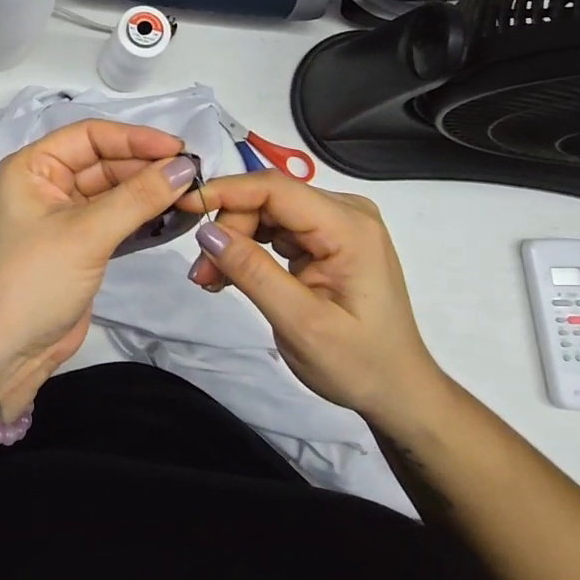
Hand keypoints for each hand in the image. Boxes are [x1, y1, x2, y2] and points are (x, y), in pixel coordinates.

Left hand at [0, 120, 196, 406]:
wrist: (7, 351)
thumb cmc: (35, 280)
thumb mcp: (87, 234)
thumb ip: (138, 198)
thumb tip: (185, 166)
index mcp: (33, 167)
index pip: (90, 136)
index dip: (135, 138)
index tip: (179, 148)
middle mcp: (46, 183)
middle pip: (105, 161)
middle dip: (147, 167)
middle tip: (195, 175)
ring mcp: (64, 215)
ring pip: (114, 190)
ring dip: (150, 192)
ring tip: (193, 194)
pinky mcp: (81, 244)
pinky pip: (117, 218)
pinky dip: (144, 216)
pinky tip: (175, 217)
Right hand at [180, 171, 445, 419]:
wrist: (398, 392)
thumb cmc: (358, 363)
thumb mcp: (300, 323)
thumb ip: (252, 272)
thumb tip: (205, 231)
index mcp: (349, 227)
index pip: (275, 188)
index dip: (225, 191)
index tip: (182, 206)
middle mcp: (345, 213)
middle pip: (267, 199)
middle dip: (227, 228)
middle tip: (200, 274)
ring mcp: (336, 225)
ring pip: (265, 212)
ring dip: (233, 240)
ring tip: (211, 280)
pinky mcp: (325, 240)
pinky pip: (274, 229)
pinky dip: (248, 249)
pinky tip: (230, 275)